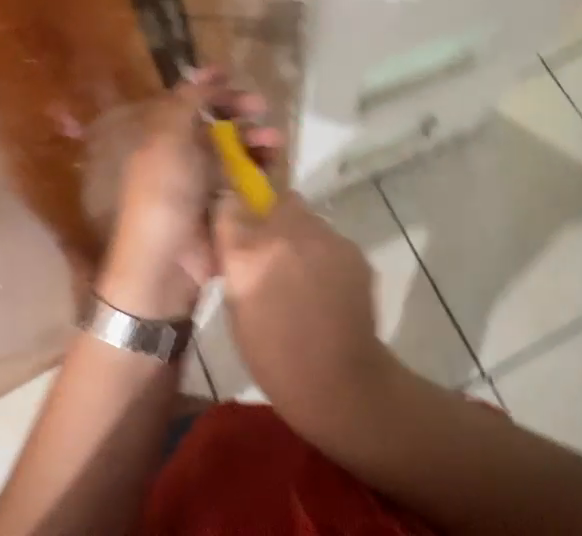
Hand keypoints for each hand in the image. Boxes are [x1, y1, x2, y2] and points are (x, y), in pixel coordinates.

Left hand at [97, 69, 280, 319]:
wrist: (167, 264)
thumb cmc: (161, 194)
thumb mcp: (166, 139)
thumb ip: (185, 102)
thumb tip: (201, 73)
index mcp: (163, 140)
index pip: (188, 103)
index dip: (207, 86)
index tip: (230, 71)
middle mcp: (185, 158)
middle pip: (217, 123)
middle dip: (239, 110)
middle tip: (261, 105)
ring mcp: (207, 184)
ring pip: (238, 150)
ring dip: (256, 137)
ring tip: (274, 139)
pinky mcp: (229, 208)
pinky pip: (250, 180)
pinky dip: (263, 167)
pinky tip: (274, 162)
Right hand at [212, 192, 398, 435]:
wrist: (338, 380)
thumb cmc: (273, 357)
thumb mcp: (235, 309)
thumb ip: (234, 263)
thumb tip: (235, 238)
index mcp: (246, 254)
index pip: (229, 205)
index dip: (231, 211)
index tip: (233, 224)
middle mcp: (285, 234)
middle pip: (274, 200)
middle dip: (270, 216)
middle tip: (270, 247)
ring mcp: (324, 238)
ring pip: (306, 217)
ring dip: (299, 235)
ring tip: (301, 271)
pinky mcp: (352, 248)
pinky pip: (329, 238)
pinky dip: (323, 253)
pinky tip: (325, 283)